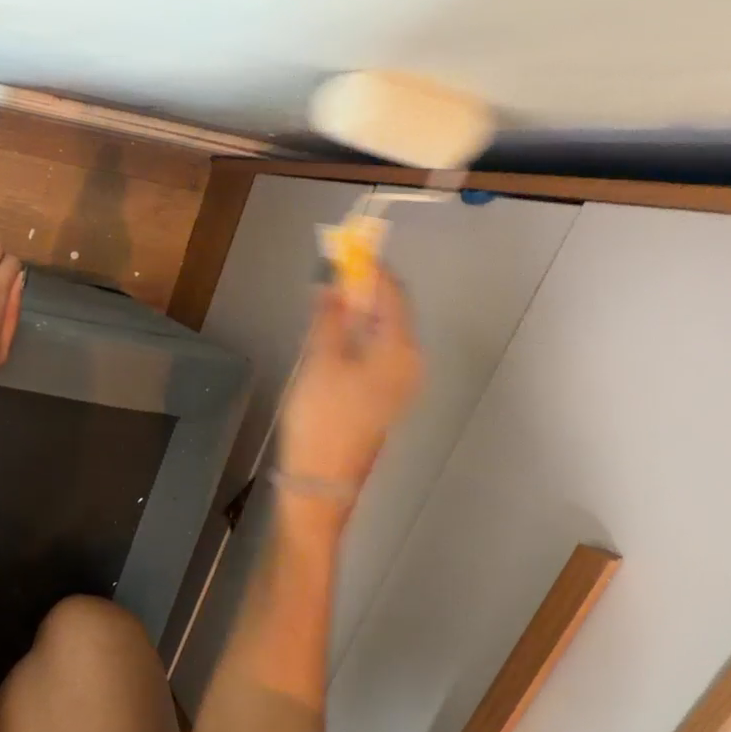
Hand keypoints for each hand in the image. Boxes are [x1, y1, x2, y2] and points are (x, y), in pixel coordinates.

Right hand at [278, 267, 422, 492]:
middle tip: (329, 284)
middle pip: (391, 314)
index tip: (343, 253)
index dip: (369, 270)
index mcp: (400, 348)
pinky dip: (360, 342)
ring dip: (359, 319)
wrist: (323, 478)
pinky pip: (379, 357)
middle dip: (362, 294)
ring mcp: (402, 385)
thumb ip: (328, 318)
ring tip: (325, 314)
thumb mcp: (319, 362)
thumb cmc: (322, 416)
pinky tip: (333, 347)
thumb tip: (332, 285)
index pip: (392, 294)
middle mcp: (411, 363)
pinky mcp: (387, 400)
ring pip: (384, 337)